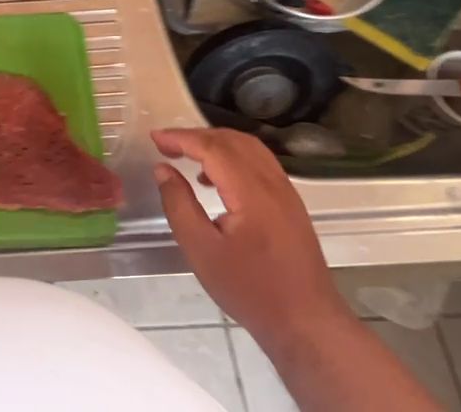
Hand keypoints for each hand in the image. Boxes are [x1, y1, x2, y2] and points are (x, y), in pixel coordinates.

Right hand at [151, 128, 352, 339]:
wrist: (307, 323)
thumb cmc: (250, 289)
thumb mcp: (201, 249)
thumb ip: (178, 204)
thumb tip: (163, 169)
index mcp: (252, 192)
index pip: (213, 148)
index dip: (181, 138)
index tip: (154, 138)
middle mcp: (274, 184)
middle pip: (233, 141)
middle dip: (197, 136)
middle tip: (166, 144)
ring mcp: (287, 194)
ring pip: (250, 149)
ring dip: (216, 144)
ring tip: (187, 156)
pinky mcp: (291, 206)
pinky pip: (260, 164)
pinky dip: (233, 158)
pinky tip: (215, 179)